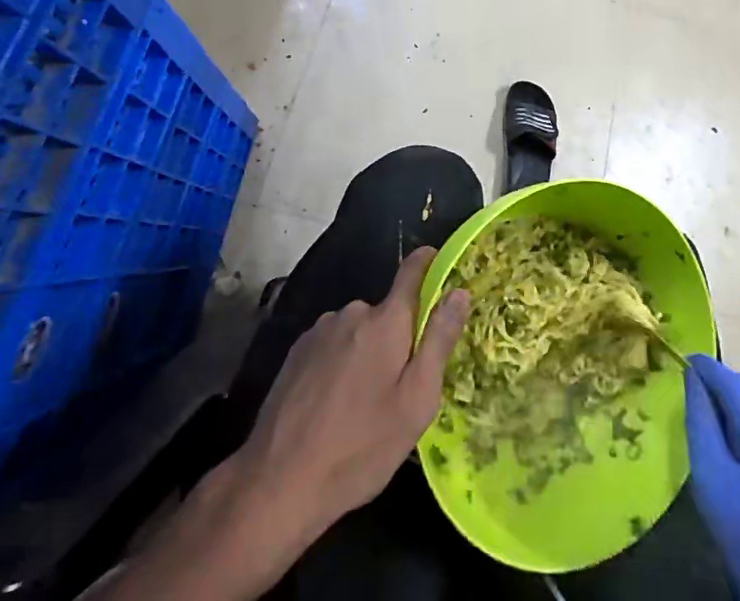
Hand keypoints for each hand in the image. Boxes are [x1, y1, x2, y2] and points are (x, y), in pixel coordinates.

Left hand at [234, 244, 471, 533]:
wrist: (280, 478)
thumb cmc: (361, 445)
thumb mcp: (416, 401)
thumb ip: (439, 341)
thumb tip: (459, 292)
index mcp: (384, 322)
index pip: (411, 273)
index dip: (428, 264)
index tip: (440, 261)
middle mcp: (350, 314)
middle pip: (386, 313)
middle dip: (399, 338)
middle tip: (402, 388)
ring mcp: (318, 331)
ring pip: (358, 331)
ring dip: (368, 354)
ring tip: (365, 405)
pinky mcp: (296, 352)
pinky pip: (333, 345)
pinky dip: (342, 364)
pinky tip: (335, 404)